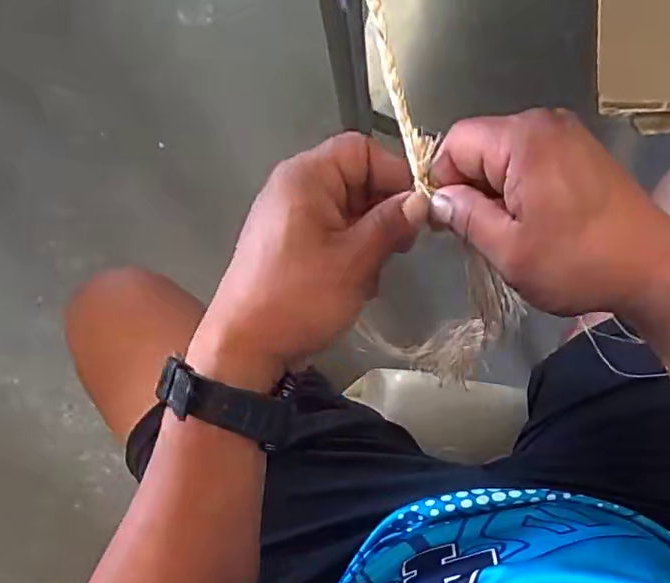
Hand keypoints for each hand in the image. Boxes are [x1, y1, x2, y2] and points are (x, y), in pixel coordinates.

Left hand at [192, 132, 426, 388]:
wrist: (246, 345)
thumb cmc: (300, 298)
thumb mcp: (354, 262)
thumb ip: (390, 225)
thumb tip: (422, 200)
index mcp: (306, 177)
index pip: (362, 151)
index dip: (396, 175)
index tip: (420, 211)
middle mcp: (295, 188)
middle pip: (356, 182)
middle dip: (383, 215)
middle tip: (400, 251)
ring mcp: (290, 219)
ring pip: (348, 215)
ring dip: (369, 244)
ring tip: (370, 278)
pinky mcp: (290, 248)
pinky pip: (331, 238)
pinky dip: (350, 258)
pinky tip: (354, 287)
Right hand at [428, 109, 669, 318]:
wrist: (652, 267)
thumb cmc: (577, 263)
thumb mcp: (510, 251)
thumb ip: (467, 219)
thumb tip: (439, 200)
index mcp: (522, 139)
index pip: (456, 143)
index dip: (440, 183)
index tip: (444, 226)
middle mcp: (545, 124)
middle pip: (481, 148)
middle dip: (470, 192)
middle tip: (477, 240)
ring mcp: (569, 137)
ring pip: (507, 161)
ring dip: (497, 199)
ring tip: (509, 240)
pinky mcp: (584, 156)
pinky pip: (534, 167)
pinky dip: (522, 196)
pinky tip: (534, 230)